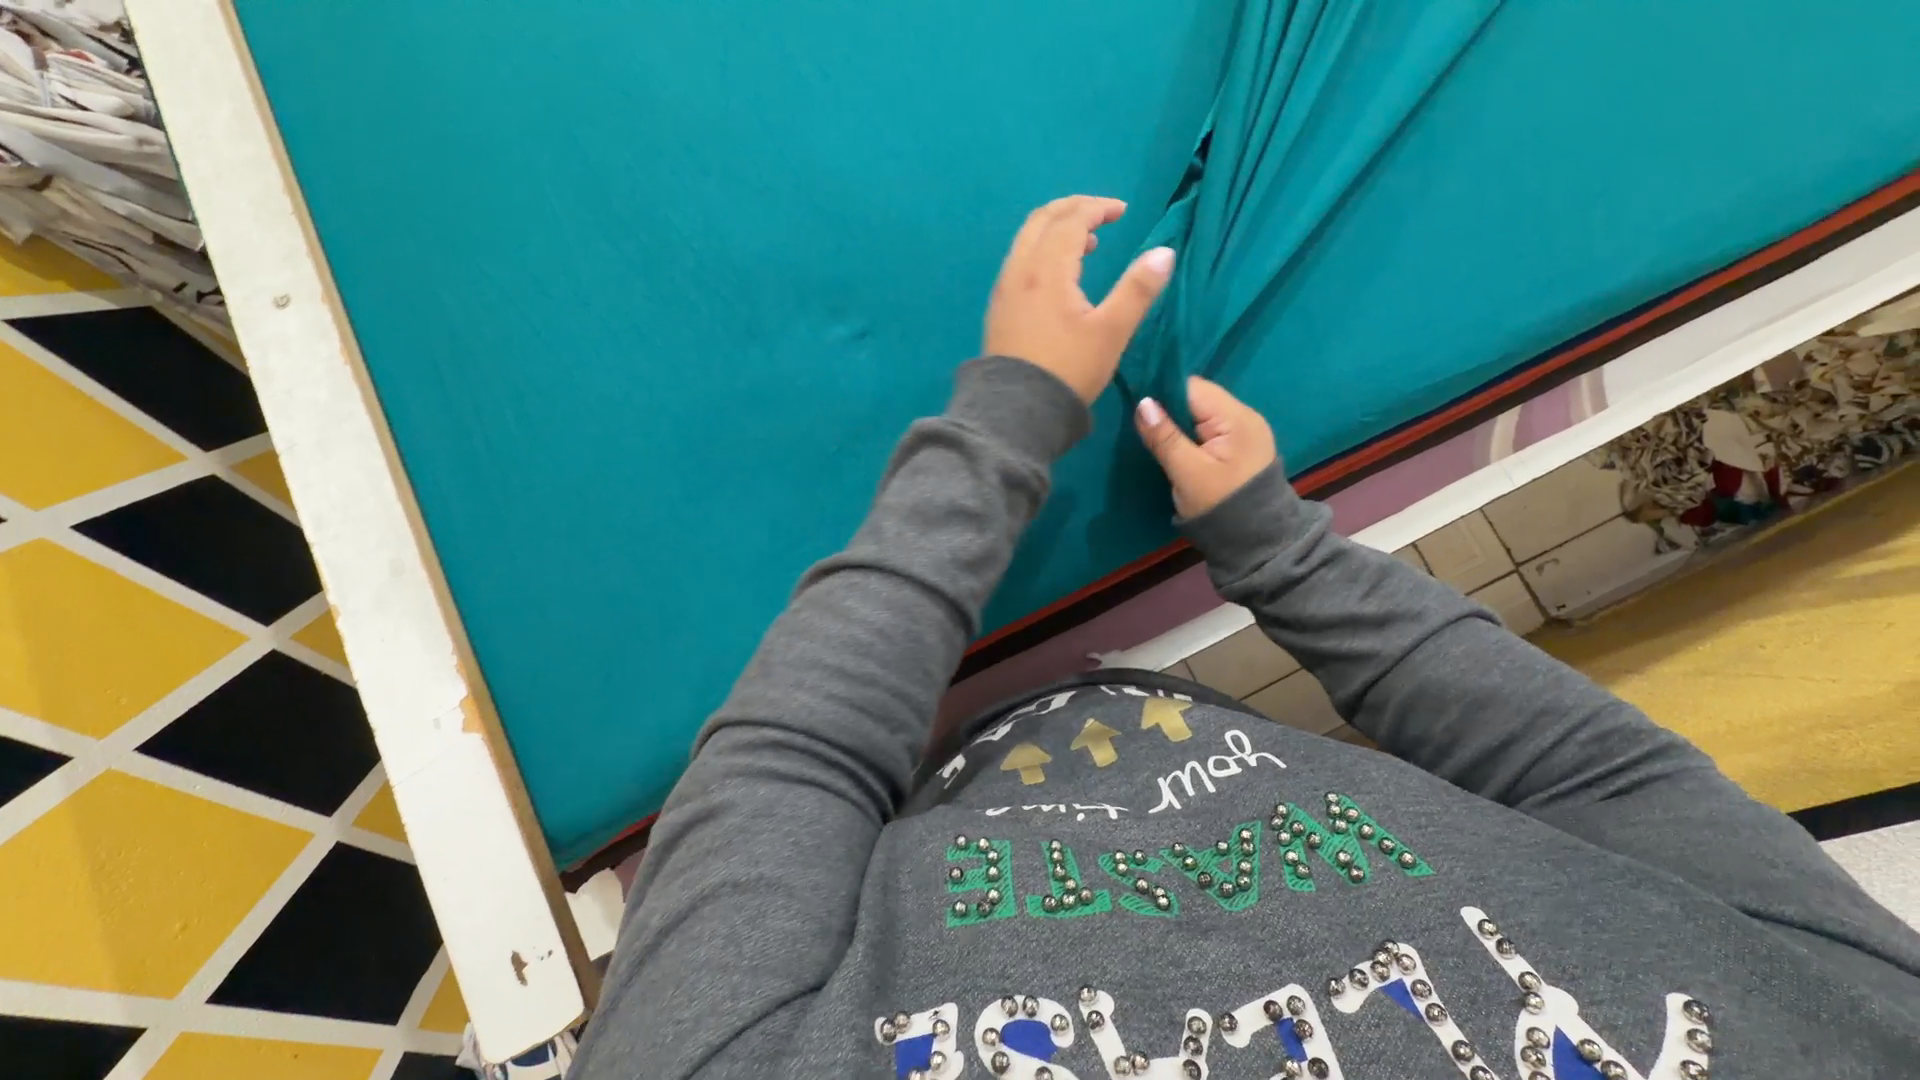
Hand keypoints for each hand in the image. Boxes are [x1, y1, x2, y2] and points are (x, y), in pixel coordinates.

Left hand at [984, 195, 1174, 403]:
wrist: (1017, 410)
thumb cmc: (1069, 370)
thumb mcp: (1111, 332)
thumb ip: (1137, 289)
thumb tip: (1164, 252)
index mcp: (1047, 269)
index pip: (1071, 220)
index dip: (1097, 209)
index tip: (1122, 212)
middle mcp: (1019, 271)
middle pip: (1042, 220)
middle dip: (1072, 209)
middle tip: (1100, 214)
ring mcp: (1004, 290)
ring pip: (1027, 241)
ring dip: (1056, 231)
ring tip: (1086, 245)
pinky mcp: (999, 310)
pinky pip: (1019, 263)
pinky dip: (1042, 252)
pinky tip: (1059, 276)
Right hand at [1135, 376, 1277, 517]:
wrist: (1257, 542)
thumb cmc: (1221, 506)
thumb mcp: (1188, 473)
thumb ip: (1165, 437)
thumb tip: (1143, 402)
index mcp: (1236, 418)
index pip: (1193, 387)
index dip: (1163, 393)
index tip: (1138, 410)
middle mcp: (1243, 417)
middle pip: (1196, 398)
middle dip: (1169, 409)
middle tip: (1142, 428)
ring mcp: (1242, 432)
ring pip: (1199, 414)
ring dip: (1177, 424)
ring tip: (1155, 438)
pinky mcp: (1237, 447)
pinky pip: (1206, 429)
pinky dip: (1189, 435)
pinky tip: (1175, 448)